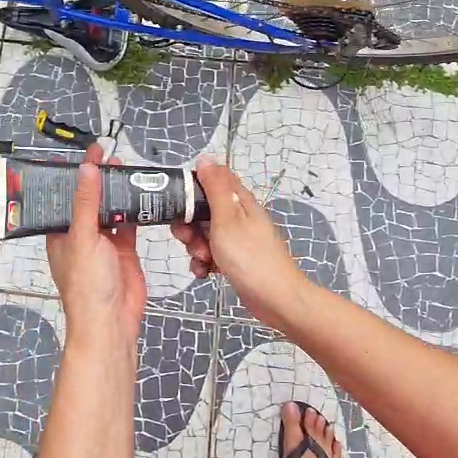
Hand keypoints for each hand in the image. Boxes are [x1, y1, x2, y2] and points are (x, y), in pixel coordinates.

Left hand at [45, 143, 146, 342]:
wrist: (112, 323)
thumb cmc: (88, 285)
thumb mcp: (83, 239)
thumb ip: (87, 203)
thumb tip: (87, 168)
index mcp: (61, 233)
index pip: (65, 196)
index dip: (74, 174)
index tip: (88, 152)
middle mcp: (80, 235)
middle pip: (89, 200)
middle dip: (98, 179)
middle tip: (109, 155)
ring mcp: (103, 242)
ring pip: (109, 209)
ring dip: (116, 191)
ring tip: (124, 167)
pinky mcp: (123, 249)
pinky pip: (128, 223)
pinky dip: (134, 208)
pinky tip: (141, 191)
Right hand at [170, 159, 309, 326]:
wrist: (276, 300)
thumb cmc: (250, 256)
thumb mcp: (228, 218)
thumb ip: (215, 187)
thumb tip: (205, 158)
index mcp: (238, 200)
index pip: (210, 181)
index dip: (191, 191)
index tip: (181, 207)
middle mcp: (238, 216)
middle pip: (202, 211)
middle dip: (190, 226)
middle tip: (192, 240)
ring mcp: (237, 239)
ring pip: (204, 234)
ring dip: (196, 247)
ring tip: (204, 260)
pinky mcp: (235, 259)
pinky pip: (211, 254)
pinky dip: (204, 263)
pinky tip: (205, 273)